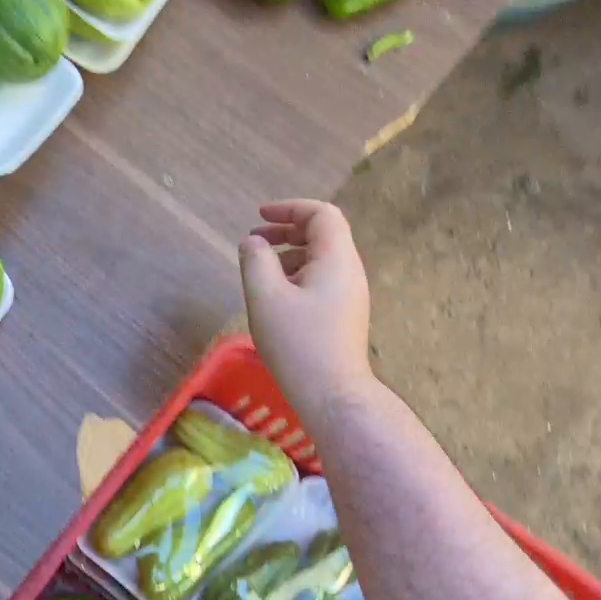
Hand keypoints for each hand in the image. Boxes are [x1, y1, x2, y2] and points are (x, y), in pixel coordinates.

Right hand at [238, 200, 375, 417]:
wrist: (331, 391)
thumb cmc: (296, 343)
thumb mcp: (265, 298)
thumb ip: (255, 262)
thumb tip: (252, 242)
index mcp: (336, 259)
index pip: (320, 214)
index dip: (289, 208)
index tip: (258, 216)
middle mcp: (349, 270)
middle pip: (322, 234)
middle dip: (286, 231)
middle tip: (253, 240)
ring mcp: (349, 294)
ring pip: (319, 259)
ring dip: (288, 256)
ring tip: (258, 272)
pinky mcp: (343, 314)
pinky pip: (320, 281)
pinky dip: (295, 276)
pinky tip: (273, 298)